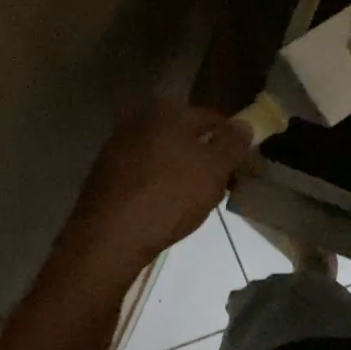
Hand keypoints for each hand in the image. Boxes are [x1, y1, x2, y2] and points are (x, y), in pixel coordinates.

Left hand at [67, 102, 251, 269]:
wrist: (109, 236)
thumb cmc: (169, 197)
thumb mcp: (214, 170)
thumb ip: (232, 144)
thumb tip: (243, 125)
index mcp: (167, 112)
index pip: (213, 119)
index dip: (232, 141)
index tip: (242, 165)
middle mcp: (139, 120)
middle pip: (186, 136)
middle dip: (206, 157)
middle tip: (222, 185)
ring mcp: (119, 146)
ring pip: (166, 154)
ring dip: (184, 172)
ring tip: (197, 200)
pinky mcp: (107, 172)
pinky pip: (146, 172)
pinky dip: (161, 183)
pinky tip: (167, 206)